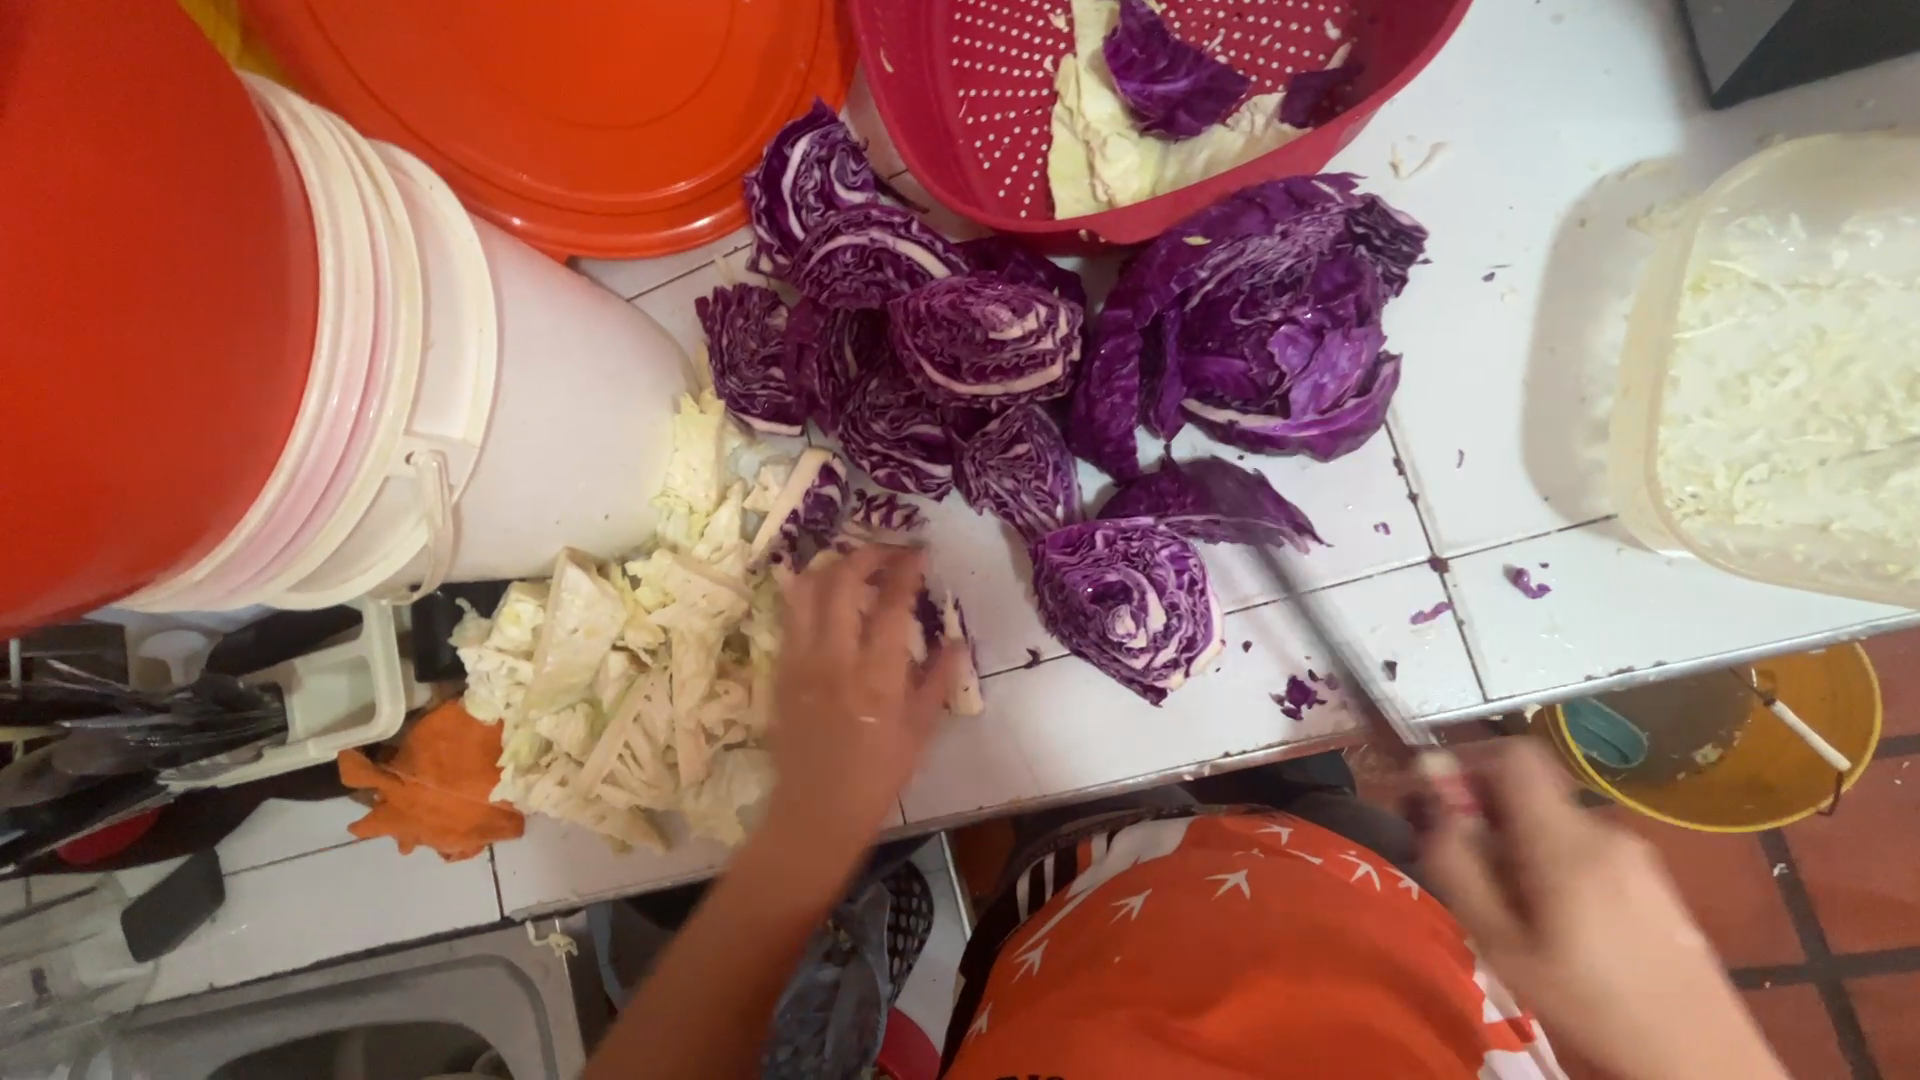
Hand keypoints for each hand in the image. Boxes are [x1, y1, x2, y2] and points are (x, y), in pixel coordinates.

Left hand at [767, 545, 960, 856]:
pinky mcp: (780, 671)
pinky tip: (826, 597)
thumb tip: (957, 641)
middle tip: (888, 553)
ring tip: (853, 568)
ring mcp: (800, 662)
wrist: (817, 810)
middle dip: (867, 555)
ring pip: (806, 590)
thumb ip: (938, 680)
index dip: (906, 569)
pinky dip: (808, 595)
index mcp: (877, 675)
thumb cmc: (878, 776)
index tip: (919, 553)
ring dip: (831, 568)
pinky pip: (790, 617)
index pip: (891, 603)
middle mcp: (834, 658)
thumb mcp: (920, 731)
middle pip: (842, 581)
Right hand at [1420, 741, 1788, 1079]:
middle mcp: (1604, 831)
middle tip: (1455, 857)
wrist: (1706, 1065)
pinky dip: (1547, 857)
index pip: (1514, 754)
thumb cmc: (1588, 1003)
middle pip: (1529, 789)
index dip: (1468, 759)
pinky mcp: (1653, 880)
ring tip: (1499, 898)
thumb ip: (1456, 863)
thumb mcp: (1499, 940)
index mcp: (1566, 840)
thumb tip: (1428, 798)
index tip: (1435, 794)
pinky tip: (1547, 915)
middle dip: (1483, 809)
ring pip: (1552, 820)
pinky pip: (1581, 845)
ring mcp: (1636, 855)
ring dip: (1513, 838)